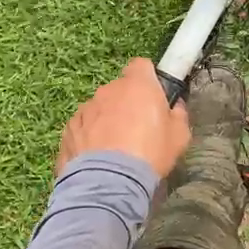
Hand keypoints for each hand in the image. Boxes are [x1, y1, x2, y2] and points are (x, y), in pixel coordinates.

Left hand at [56, 58, 190, 177]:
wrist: (109, 183)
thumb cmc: (150, 154)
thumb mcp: (179, 136)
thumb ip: (178, 114)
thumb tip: (175, 107)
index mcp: (138, 85)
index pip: (141, 65)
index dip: (148, 78)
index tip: (154, 96)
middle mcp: (108, 90)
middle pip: (120, 88)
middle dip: (128, 103)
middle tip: (140, 128)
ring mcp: (85, 109)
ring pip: (100, 107)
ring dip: (108, 119)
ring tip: (116, 148)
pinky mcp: (68, 130)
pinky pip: (84, 127)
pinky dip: (90, 137)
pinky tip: (99, 158)